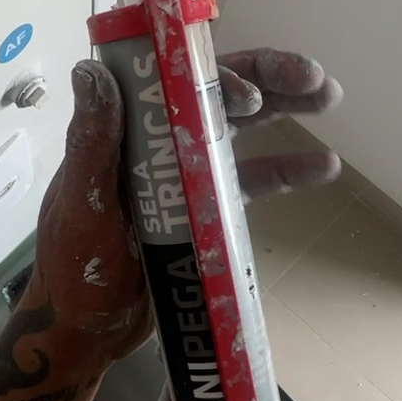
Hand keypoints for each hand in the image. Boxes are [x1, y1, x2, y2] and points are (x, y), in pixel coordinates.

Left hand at [25, 49, 341, 360]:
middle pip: (213, 96)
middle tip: (314, 78)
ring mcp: (182, 176)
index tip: (249, 96)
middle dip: (264, 78)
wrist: (86, 329)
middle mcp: (156, 144)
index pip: (171, 84)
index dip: (214, 76)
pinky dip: (286, 170)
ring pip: (239, 130)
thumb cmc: (72, 269)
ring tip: (328, 95)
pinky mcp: (203, 210)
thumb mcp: (82, 205)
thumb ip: (92, 143)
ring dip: (283, 108)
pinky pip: (249, 182)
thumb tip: (93, 70)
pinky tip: (324, 164)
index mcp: (123, 134)